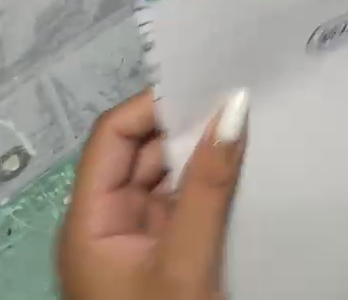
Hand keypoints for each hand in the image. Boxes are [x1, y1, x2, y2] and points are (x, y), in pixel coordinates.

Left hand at [57, 89, 248, 299]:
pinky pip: (189, 202)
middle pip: (143, 151)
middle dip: (190, 126)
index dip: (155, 105)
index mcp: (90, 224)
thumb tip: (234, 103)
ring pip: (170, 175)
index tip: (212, 85)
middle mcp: (108, 225)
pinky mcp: (167, 257)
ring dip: (208, 154)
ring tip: (257, 127)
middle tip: (247, 99)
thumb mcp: (188, 262)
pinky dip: (216, 183)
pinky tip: (251, 168)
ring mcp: (138, 242)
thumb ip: (211, 182)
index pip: (113, 137)